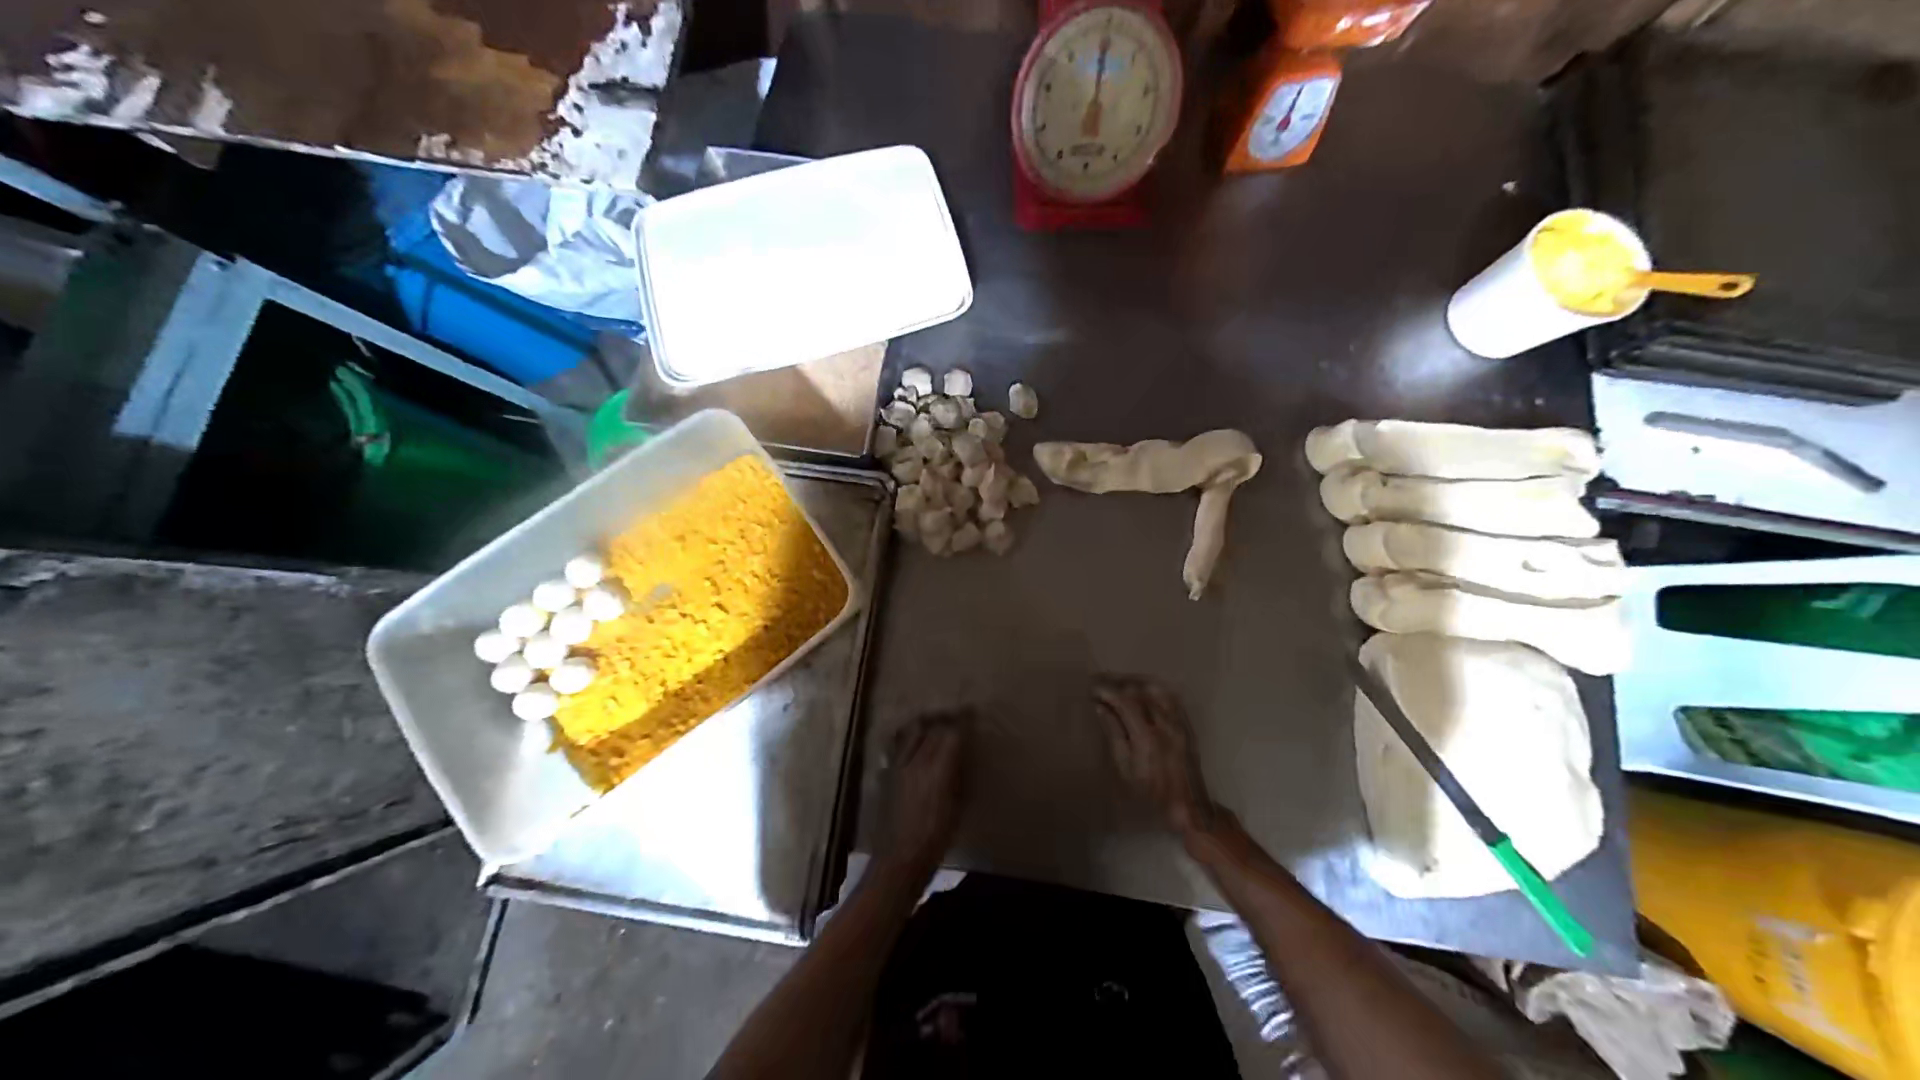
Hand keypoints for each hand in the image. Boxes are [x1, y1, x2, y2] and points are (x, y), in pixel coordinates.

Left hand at [873, 711, 968, 879]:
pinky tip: (914, 739)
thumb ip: (959, 775)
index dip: (963, 720)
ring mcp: (900, 764)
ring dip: (926, 723)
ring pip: (913, 731)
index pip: (953, 733)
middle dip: (946, 719)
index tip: (971, 712)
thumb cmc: (938, 836)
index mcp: (940, 769)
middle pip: (933, 727)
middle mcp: (918, 760)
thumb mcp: (959, 805)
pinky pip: (899, 744)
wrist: (902, 855)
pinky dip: (909, 736)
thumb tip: (962, 756)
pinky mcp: (888, 772)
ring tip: (935, 723)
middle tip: (956, 717)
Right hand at [1094, 677, 1218, 836]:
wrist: (1188, 807)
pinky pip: (1172, 699)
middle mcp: (1164, 724)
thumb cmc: (1149, 794)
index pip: (1124, 701)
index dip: (1107, 691)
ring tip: (1121, 687)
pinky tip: (1145, 692)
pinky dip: (1155, 691)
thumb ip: (1114, 735)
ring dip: (1137, 685)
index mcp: (1145, 736)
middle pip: (1140, 691)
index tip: (1093, 689)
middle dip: (1119, 684)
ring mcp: (1178, 723)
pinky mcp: (1187, 726)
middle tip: (1103, 686)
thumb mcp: (1124, 769)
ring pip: (1158, 690)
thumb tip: (1101, 709)